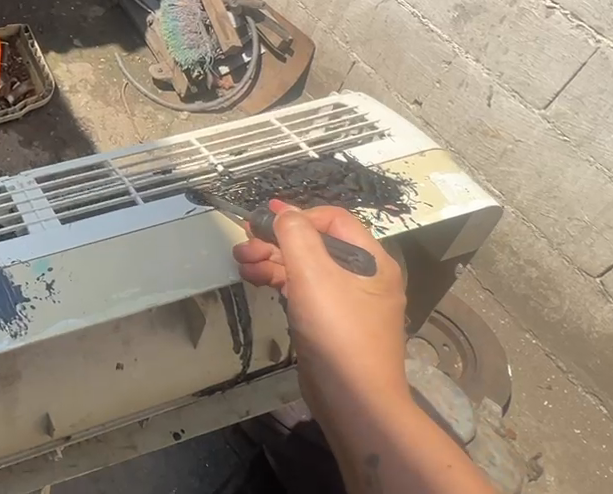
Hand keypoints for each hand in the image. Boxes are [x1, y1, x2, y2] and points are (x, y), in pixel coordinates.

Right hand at [232, 200, 407, 415]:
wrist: (354, 400)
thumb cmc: (336, 329)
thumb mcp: (312, 273)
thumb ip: (295, 234)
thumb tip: (283, 213)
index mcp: (371, 261)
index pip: (333, 219)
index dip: (298, 215)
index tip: (264, 221)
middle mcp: (363, 276)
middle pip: (314, 242)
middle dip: (275, 240)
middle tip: (243, 244)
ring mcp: (347, 300)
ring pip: (304, 266)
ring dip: (270, 259)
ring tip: (241, 263)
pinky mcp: (331, 321)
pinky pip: (303, 288)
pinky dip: (278, 280)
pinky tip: (254, 279)